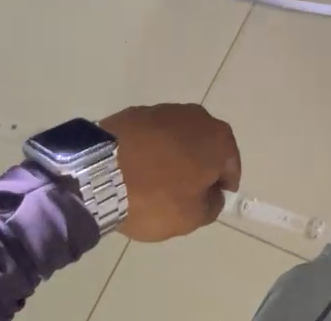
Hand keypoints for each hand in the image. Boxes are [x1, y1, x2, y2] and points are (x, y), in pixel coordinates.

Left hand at [99, 104, 241, 242]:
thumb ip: (212, 207)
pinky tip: (132, 169)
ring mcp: (168, 111)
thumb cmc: (154, 196)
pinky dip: (148, 150)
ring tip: (149, 182)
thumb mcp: (190, 218)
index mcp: (220, 140)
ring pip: (179, 139)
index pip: (231, 168)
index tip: (203, 206)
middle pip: (207, 148)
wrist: (99, 173)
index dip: (220, 190)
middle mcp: (200, 118)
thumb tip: (213, 196)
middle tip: (176, 195)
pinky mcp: (138, 113)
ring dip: (172, 157)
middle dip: (197, 169)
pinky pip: (152, 135)